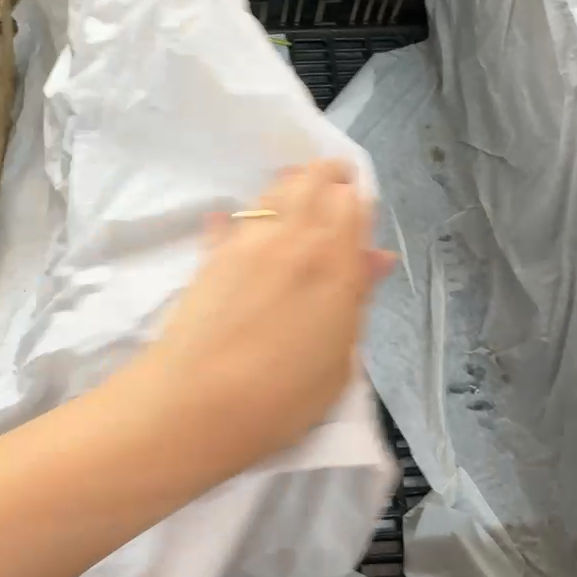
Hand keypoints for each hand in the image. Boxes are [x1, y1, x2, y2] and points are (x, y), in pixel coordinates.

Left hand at [130, 159, 394, 469]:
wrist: (199, 402)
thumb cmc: (284, 395)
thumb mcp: (341, 358)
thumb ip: (357, 299)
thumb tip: (376, 257)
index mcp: (333, 261)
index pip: (352, 203)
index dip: (358, 199)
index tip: (360, 206)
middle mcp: (291, 237)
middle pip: (313, 181)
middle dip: (328, 174)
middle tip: (336, 181)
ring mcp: (246, 241)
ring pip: (273, 191)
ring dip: (290, 185)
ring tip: (297, 190)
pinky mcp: (210, 254)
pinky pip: (229, 221)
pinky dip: (238, 217)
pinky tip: (232, 219)